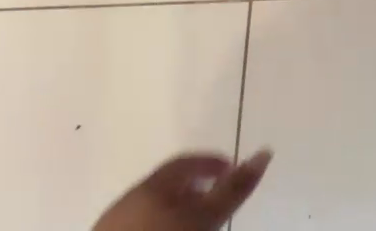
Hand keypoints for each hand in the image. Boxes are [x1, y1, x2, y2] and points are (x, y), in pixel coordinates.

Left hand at [92, 150, 271, 230]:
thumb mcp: (207, 217)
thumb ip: (235, 186)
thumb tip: (266, 151)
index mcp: (150, 185)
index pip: (184, 161)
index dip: (211, 162)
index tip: (231, 170)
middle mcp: (126, 198)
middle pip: (166, 183)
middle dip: (194, 187)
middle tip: (214, 198)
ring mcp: (109, 224)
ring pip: (150, 205)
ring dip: (175, 207)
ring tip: (194, 221)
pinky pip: (136, 223)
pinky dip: (156, 223)